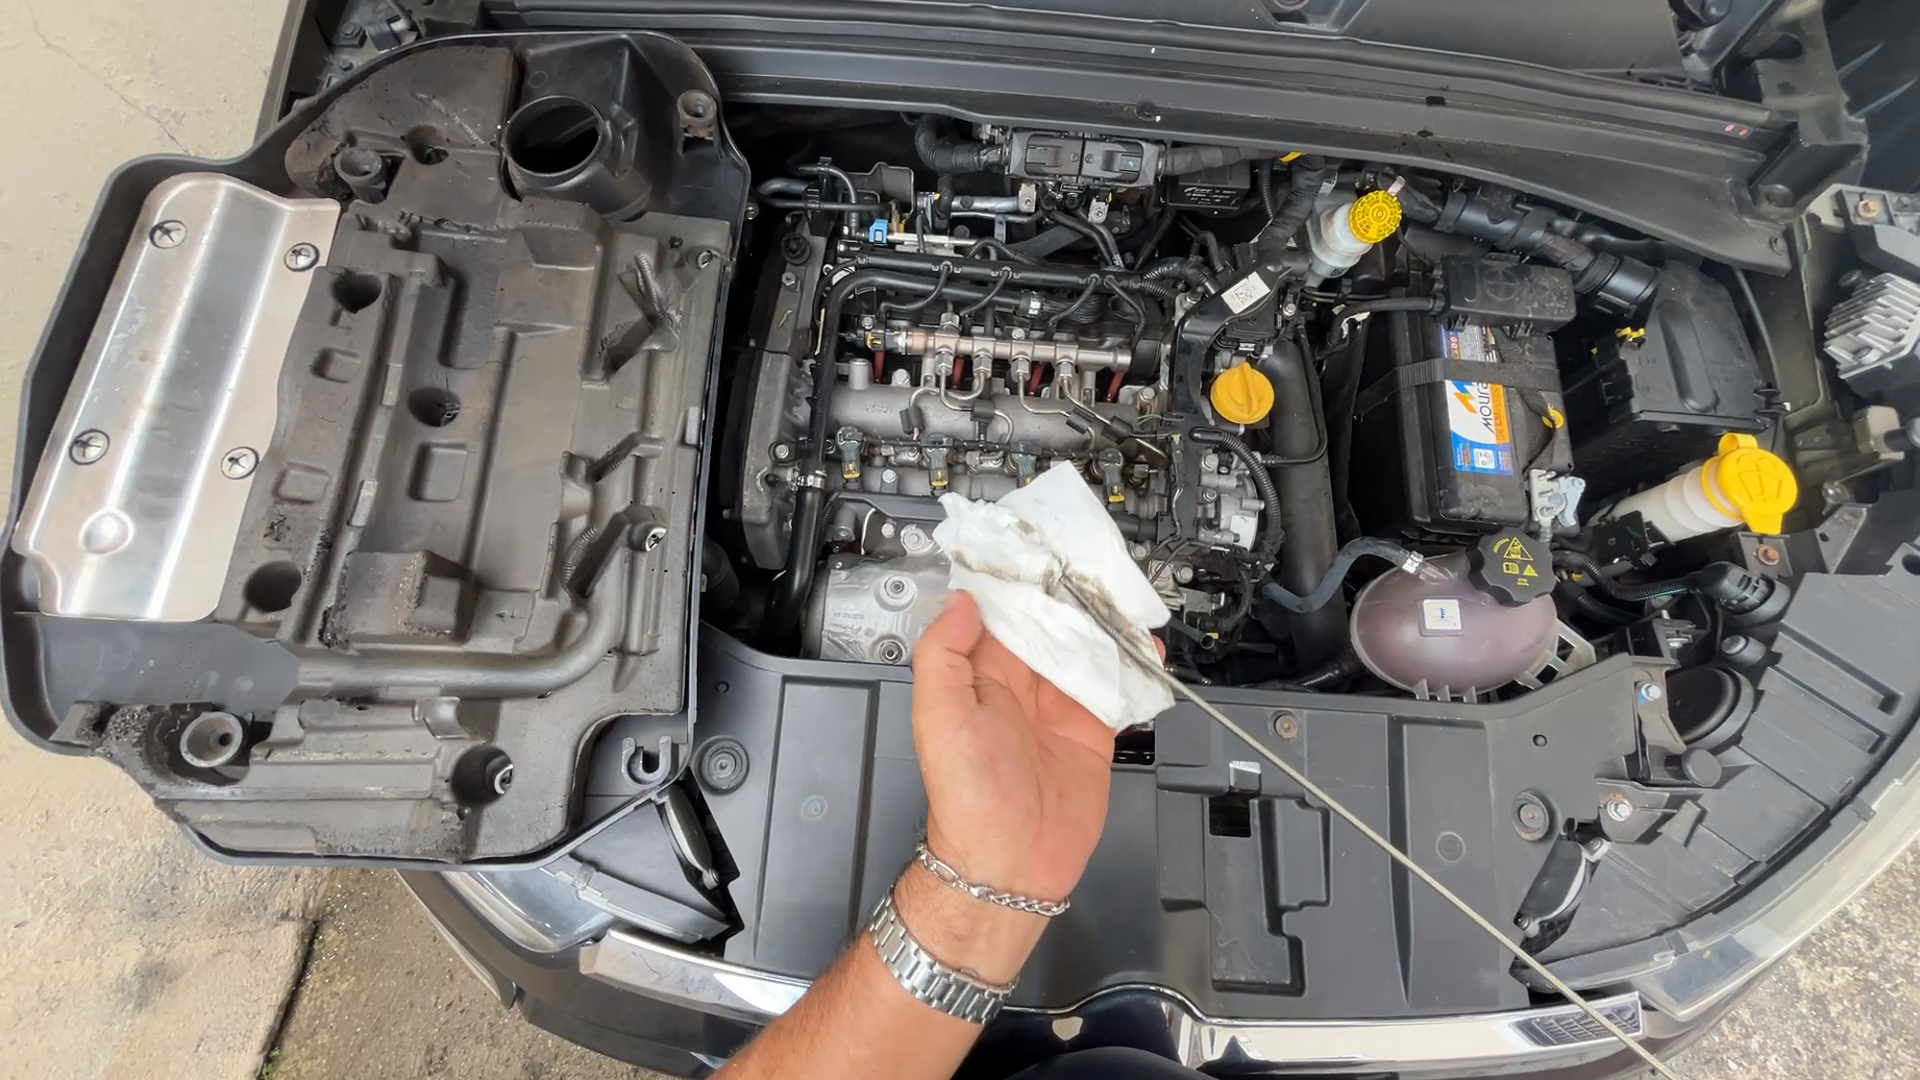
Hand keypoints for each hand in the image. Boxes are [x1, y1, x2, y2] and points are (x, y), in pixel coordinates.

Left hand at [910, 590, 1117, 904]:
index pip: (1005, 614)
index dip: (1023, 583)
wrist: (1010, 861)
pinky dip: (1134, 666)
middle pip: (1052, 625)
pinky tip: (1145, 649)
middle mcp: (1023, 682)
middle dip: (1073, 596)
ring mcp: (1060, 703)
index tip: (1043, 552)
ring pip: (1088, 648)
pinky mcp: (1093, 728)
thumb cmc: (967, 794)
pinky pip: (1117, 688)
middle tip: (1097, 567)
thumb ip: (943, 655)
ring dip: (1107, 625)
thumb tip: (960, 602)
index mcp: (984, 673)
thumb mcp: (939, 716)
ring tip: (1127, 600)